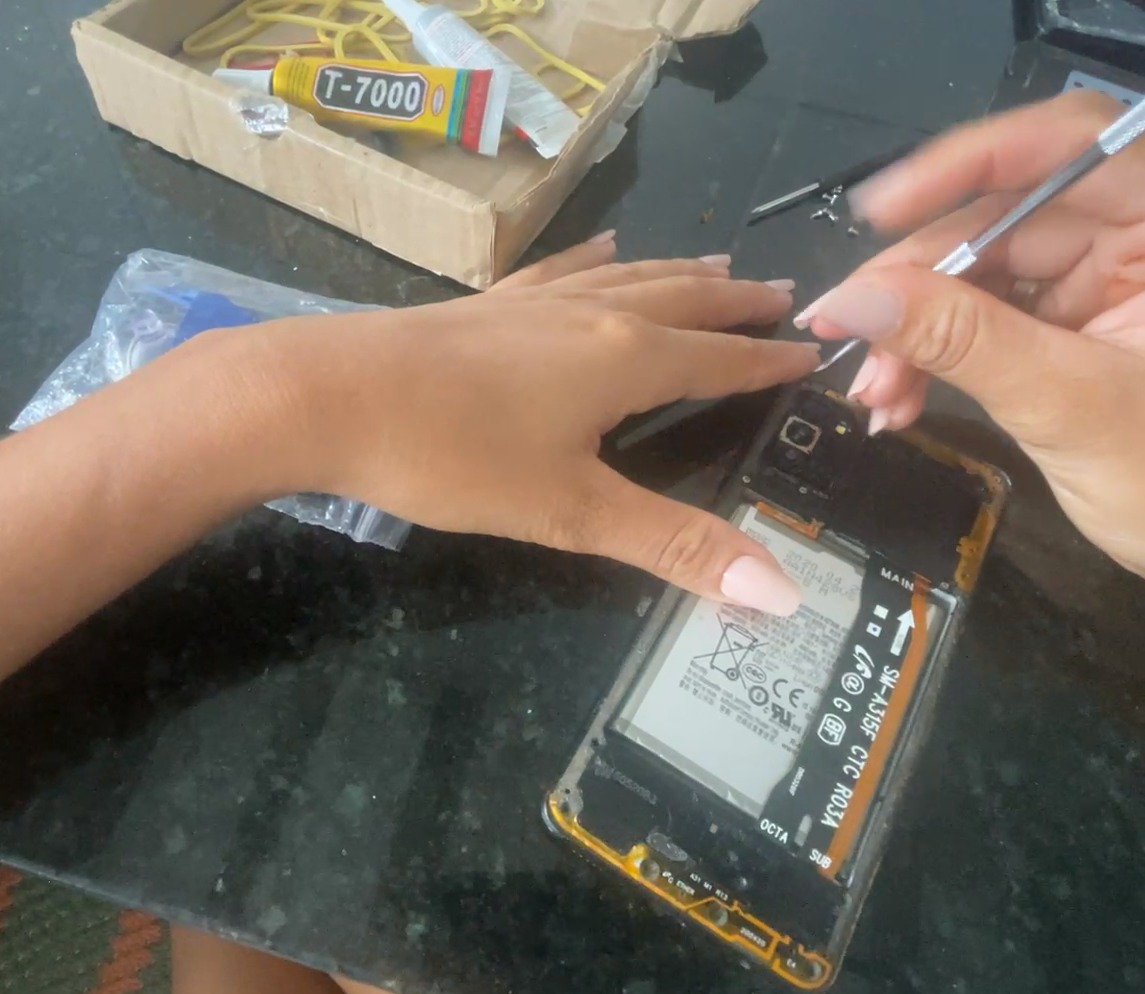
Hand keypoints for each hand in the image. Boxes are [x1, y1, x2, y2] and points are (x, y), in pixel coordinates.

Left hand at [251, 241, 818, 614]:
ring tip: (712, 265)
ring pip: (624, 279)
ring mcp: (531, 303)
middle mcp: (589, 317)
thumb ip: (672, 546)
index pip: (718, 358)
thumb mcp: (571, 512)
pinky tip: (600, 250)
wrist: (332, 397)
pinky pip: (556, 271)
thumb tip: (783, 591)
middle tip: (780, 294)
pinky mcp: (483, 306)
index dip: (767, 360)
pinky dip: (591, 261)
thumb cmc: (455, 457)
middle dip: (734, 303)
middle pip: (681, 301)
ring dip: (676, 275)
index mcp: (624, 361)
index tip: (812, 350)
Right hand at [793, 91, 1144, 603]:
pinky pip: (974, 319)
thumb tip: (847, 300)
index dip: (966, 165)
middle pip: (1002, 219)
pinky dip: (927, 358)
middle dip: (915, 285)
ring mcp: (1101, 280)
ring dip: (910, 333)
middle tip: (841, 335)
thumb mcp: (1065, 406)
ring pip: (973, 275)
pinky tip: (896, 402)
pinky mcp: (1065, 323)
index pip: (1072, 145)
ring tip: (872, 395)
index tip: (874, 216)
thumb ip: (956, 341)